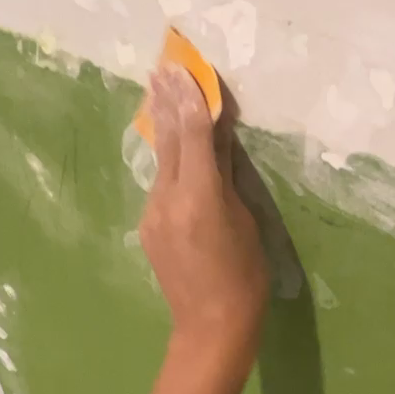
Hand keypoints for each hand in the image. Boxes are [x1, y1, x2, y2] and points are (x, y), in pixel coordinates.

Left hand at [140, 63, 267, 364]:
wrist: (210, 327)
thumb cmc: (244, 279)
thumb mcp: (246, 222)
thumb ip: (228, 180)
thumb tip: (218, 144)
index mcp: (199, 197)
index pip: (192, 135)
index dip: (190, 99)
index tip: (183, 68)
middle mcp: (167, 200)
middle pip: (167, 141)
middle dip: (166, 102)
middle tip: (160, 67)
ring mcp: (152, 215)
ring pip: (161, 163)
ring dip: (163, 129)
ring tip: (160, 92)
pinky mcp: (148, 229)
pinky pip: (160, 186)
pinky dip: (168, 163)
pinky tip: (171, 150)